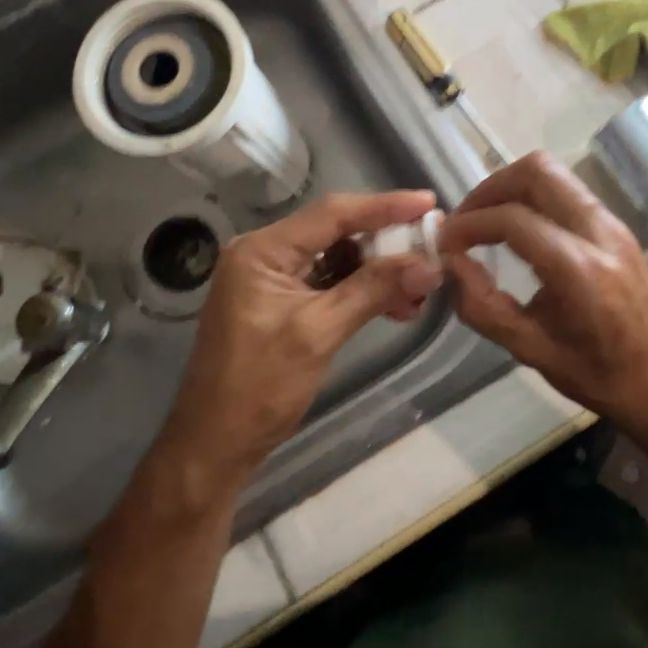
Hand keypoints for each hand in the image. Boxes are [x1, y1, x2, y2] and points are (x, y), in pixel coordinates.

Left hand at [158, 191, 444, 481]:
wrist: (215, 444)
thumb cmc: (259, 387)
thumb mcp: (319, 333)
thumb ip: (372, 291)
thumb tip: (429, 266)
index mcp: (262, 250)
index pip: (332, 213)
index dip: (384, 206)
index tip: (429, 203)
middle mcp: (264, 253)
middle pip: (335, 231)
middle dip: (385, 241)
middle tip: (432, 246)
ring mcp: (271, 279)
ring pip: (336, 258)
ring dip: (377, 270)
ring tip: (420, 288)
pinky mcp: (281, 303)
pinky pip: (328, 282)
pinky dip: (361, 291)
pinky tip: (395, 305)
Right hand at [438, 152, 647, 443]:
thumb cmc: (598, 375)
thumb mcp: (531, 351)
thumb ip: (484, 307)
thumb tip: (451, 265)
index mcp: (580, 270)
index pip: (513, 220)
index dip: (469, 224)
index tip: (445, 243)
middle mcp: (599, 233)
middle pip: (537, 172)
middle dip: (491, 188)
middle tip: (465, 220)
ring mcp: (612, 224)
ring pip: (554, 173)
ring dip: (511, 188)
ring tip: (485, 222)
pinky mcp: (615, 226)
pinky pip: (567, 190)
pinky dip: (532, 196)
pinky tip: (516, 229)